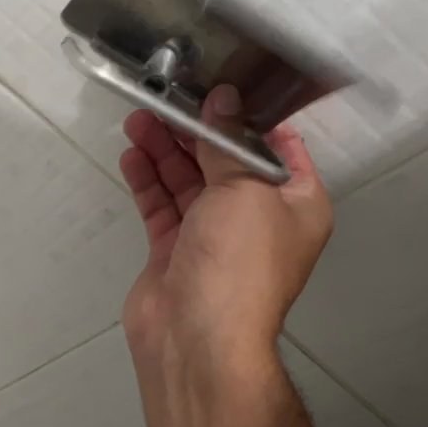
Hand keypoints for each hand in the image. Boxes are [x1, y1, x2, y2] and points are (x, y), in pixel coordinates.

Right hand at [117, 85, 332, 383]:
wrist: (196, 338)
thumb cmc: (238, 265)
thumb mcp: (247, 191)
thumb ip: (228, 146)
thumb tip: (223, 102)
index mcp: (295, 204)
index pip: (276, 148)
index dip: (247, 117)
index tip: (218, 88)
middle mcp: (255, 219)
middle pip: (223, 162)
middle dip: (195, 131)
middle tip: (166, 100)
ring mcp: (211, 238)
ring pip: (186, 183)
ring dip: (164, 152)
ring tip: (138, 120)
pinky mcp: (172, 253)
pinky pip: (160, 209)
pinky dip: (147, 182)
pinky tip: (132, 157)